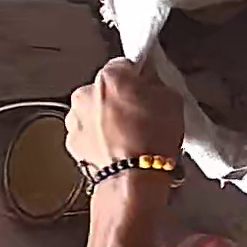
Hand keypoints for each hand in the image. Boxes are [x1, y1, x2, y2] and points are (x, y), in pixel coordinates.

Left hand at [66, 58, 184, 175]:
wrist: (133, 181)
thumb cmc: (151, 142)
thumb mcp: (174, 102)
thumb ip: (159, 86)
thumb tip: (153, 83)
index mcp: (110, 77)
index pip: (125, 65)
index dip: (141, 79)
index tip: (150, 90)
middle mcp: (86, 94)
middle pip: (107, 90)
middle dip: (123, 100)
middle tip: (146, 117)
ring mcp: (76, 120)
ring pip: (96, 113)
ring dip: (110, 121)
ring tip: (135, 139)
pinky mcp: (73, 144)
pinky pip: (90, 135)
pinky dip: (103, 141)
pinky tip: (123, 151)